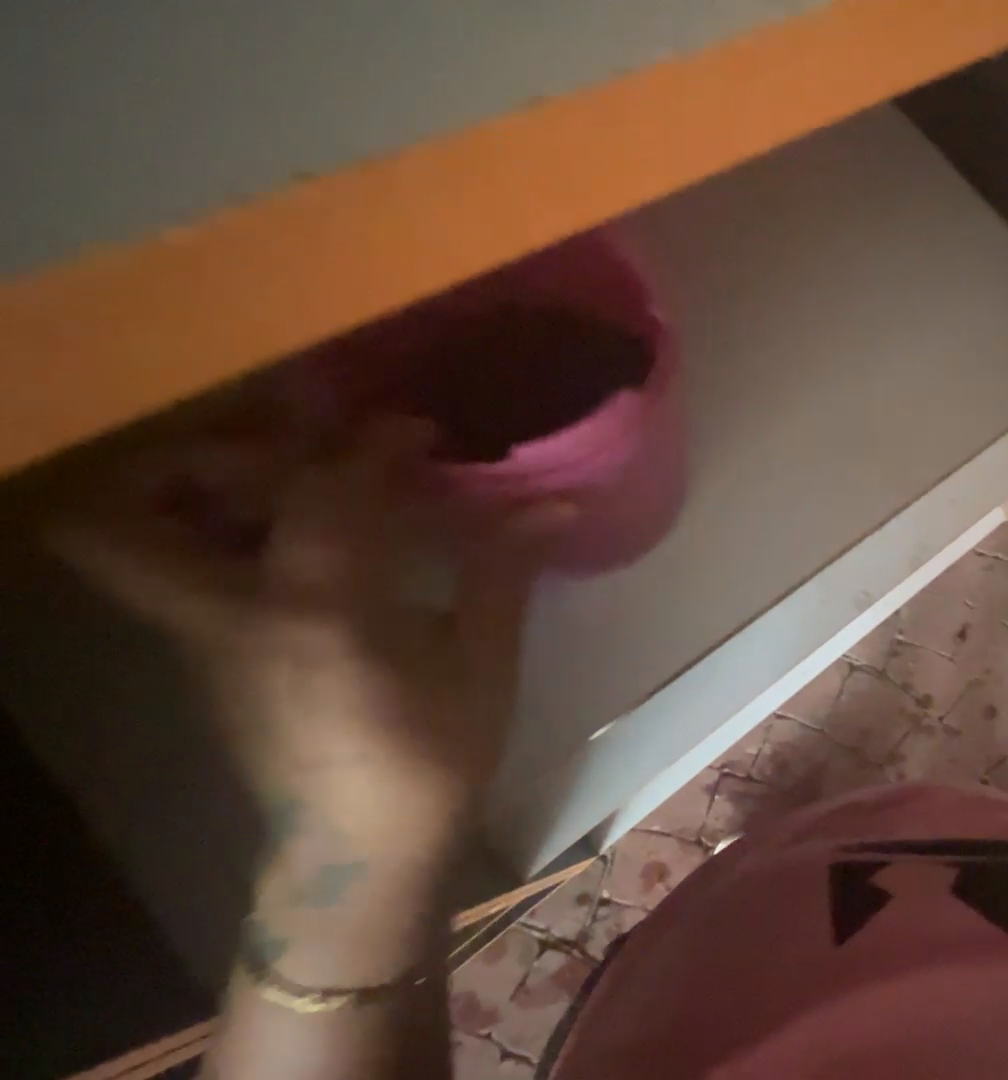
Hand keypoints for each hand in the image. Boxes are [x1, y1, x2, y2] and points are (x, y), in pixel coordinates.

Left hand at [50, 418, 565, 860]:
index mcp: (318, 611)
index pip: (325, 493)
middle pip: (136, 513)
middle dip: (208, 461)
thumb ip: (502, 573)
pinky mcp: (211, 662)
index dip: (373, 445)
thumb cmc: (436, 755)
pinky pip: (181, 575)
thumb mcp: (484, 664)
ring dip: (198, 498)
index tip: (420, 432)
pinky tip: (308, 551)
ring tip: (292, 490)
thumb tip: (554, 505)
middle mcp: (234, 615)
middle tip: (302, 452)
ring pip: (131, 547)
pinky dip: (227, 538)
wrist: (363, 849)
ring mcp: (206, 641)